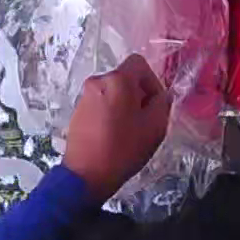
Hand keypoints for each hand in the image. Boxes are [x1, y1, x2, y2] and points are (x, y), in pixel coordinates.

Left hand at [62, 54, 171, 204]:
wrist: (86, 175)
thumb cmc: (124, 148)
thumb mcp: (155, 126)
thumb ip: (162, 104)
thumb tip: (160, 96)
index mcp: (118, 80)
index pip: (140, 63)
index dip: (152, 80)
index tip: (154, 104)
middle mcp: (98, 81)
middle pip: (126, 78)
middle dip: (139, 94)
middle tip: (145, 120)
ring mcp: (84, 96)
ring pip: (113, 92)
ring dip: (124, 105)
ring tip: (129, 130)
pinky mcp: (77, 111)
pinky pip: (101, 103)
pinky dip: (110, 113)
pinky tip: (113, 135)